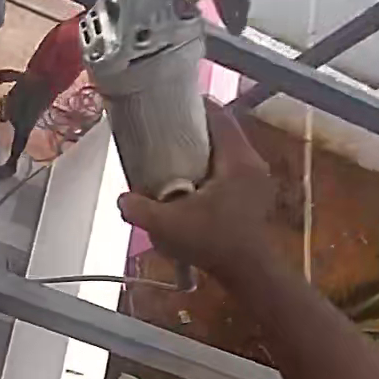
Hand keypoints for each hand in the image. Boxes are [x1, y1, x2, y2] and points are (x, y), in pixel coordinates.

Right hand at [116, 99, 294, 280]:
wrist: (246, 271)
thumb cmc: (212, 243)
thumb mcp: (167, 226)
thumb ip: (139, 209)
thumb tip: (122, 198)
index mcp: (237, 160)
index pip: (219, 116)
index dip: (195, 106)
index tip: (172, 106)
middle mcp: (252, 163)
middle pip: (221, 133)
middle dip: (193, 131)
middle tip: (165, 134)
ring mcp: (255, 180)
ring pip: (225, 152)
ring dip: (201, 152)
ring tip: (173, 158)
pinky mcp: (252, 195)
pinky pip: (228, 170)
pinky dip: (208, 169)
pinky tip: (188, 183)